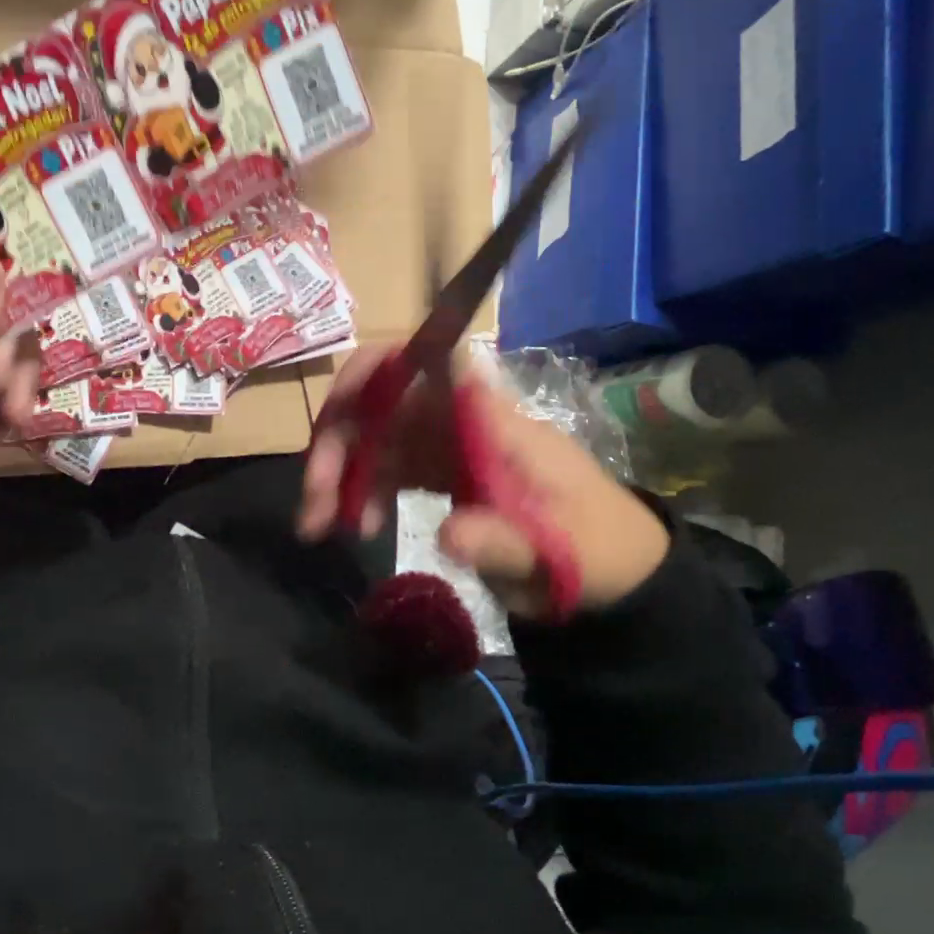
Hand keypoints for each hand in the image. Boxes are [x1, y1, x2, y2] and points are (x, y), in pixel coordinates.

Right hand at [297, 345, 669, 618]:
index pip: (428, 365)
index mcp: (493, 420)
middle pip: (380, 404)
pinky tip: (357, 527)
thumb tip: (446, 536)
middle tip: (313, 501)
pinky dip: (359, 493)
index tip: (337, 415)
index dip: (375, 373)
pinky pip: (384, 468)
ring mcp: (447, 444)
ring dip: (337, 474)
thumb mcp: (559, 554)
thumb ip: (505, 543)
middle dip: (337, 444)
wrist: (619, 567)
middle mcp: (461, 419)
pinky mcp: (439, 470)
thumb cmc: (597, 550)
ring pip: (372, 437)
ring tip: (317, 527)